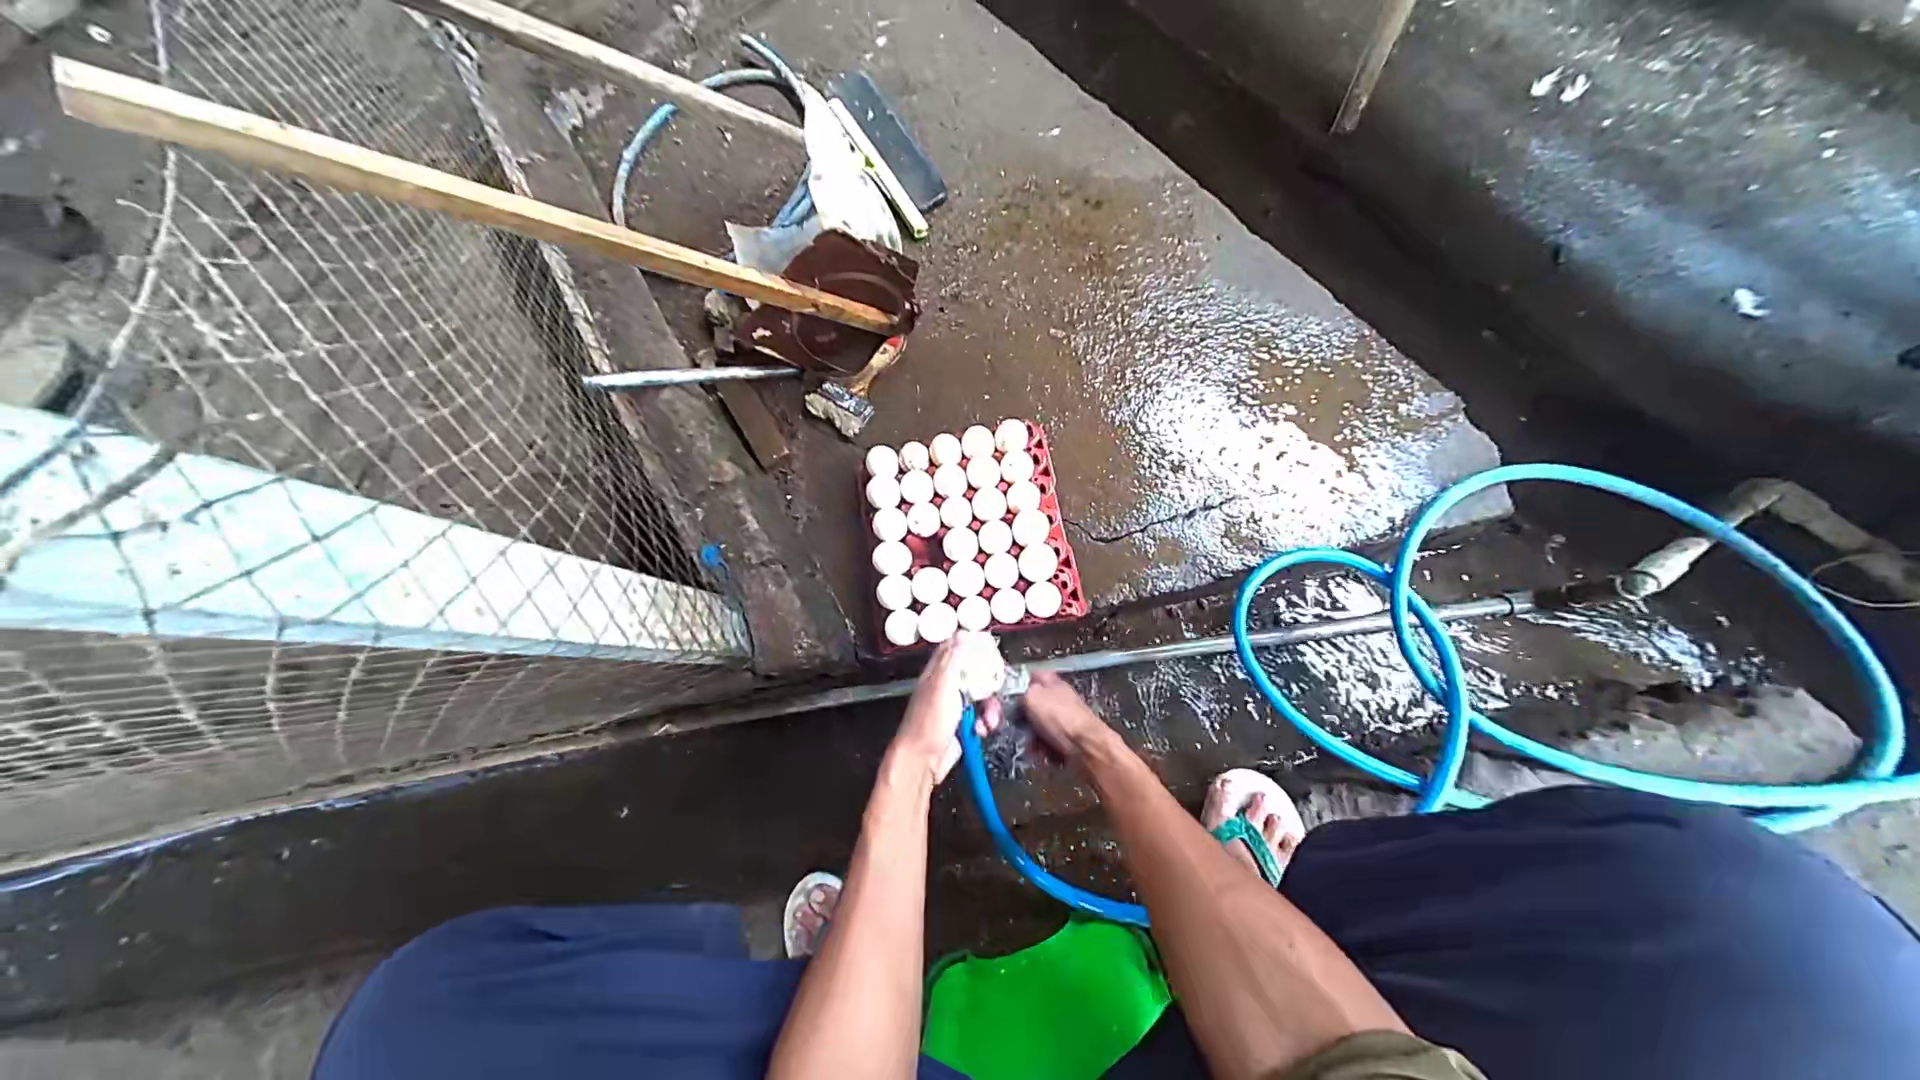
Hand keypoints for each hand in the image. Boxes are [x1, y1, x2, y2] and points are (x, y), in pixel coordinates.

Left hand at [890, 639, 997, 785]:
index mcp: (938, 672)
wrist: (922, 761)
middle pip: (975, 673)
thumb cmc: (929, 721)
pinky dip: (986, 723)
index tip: (992, 650)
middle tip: (995, 690)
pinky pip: (982, 717)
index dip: (974, 645)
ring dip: (990, 708)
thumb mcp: (943, 683)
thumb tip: (964, 634)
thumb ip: (955, 658)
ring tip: (988, 720)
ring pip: (982, 697)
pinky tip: (981, 731)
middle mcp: (946, 686)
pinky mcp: (962, 726)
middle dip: (990, 683)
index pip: (956, 648)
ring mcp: (954, 707)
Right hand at [1020, 670, 1109, 762]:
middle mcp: (1061, 700)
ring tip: (1031, 744)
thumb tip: (1015, 698)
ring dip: (1031, 738)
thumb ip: (1020, 693)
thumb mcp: (1031, 697)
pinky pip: (1047, 744)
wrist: (1086, 749)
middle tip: (1018, 726)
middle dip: (1022, 719)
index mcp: (1053, 683)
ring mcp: (1066, 722)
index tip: (1009, 698)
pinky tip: (1042, 754)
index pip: (1032, 677)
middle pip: (1033, 706)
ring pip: (1038, 728)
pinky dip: (1042, 750)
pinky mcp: (1069, 742)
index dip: (1019, 686)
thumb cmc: (1061, 718)